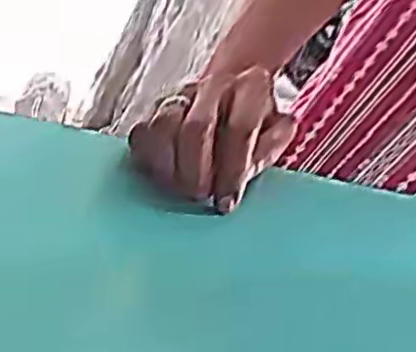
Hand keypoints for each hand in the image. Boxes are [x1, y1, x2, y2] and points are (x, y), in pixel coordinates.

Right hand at [128, 68, 295, 211]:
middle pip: (196, 128)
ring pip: (163, 127)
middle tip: (199, 196)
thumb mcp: (274, 135)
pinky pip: (141, 137)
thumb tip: (248, 168)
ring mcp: (178, 99)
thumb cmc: (248, 129)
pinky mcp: (150, 117)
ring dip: (169, 168)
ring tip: (179, 190)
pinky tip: (162, 178)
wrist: (225, 107)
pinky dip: (148, 162)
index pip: (240, 127)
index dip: (232, 171)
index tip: (226, 201)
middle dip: (196, 171)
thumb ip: (270, 147)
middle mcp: (212, 86)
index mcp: (250, 86)